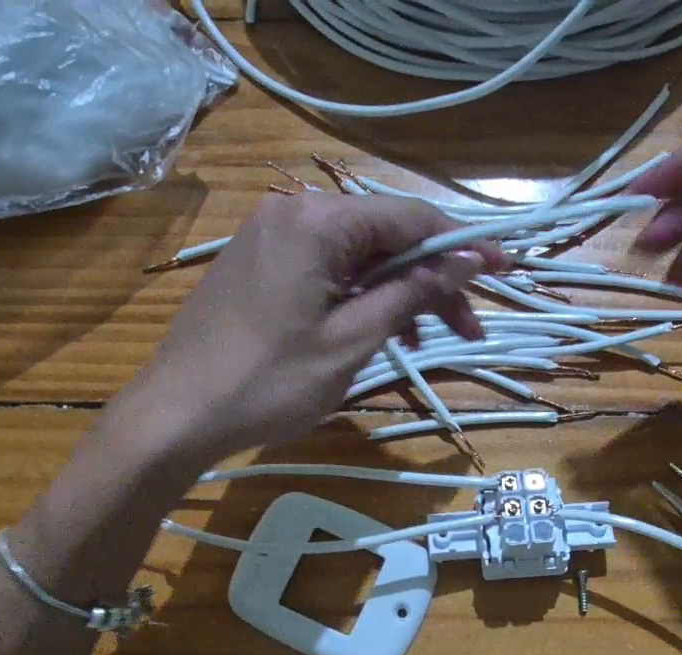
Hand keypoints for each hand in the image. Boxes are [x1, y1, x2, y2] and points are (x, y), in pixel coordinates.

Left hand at [122, 193, 503, 462]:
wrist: (176, 414)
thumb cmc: (269, 383)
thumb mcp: (351, 341)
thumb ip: (411, 294)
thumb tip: (465, 260)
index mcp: (319, 222)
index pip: (412, 219)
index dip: (464, 246)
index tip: (505, 272)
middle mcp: (294, 213)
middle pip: (385, 236)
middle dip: (431, 280)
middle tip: (468, 330)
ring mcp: (270, 237)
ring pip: (357, 256)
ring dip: (397, 293)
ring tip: (423, 342)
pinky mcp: (258, 265)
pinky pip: (325, 270)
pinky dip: (358, 298)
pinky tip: (376, 333)